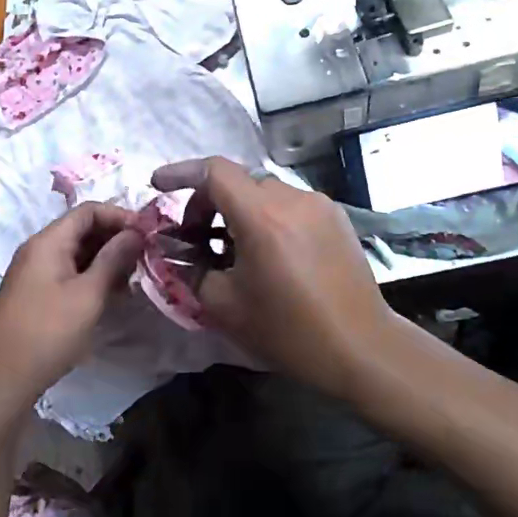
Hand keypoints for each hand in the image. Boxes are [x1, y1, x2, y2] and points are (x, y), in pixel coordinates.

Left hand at [0, 202, 142, 422]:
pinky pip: (69, 271)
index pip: (89, 210)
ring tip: (134, 276)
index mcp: (48, 242)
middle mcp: (38, 250)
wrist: (2, 382)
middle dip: (116, 238)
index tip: (148, 234)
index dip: (121, 216)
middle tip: (145, 256)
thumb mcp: (89, 294)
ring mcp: (34, 272)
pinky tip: (112, 293)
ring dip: (107, 258)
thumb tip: (136, 231)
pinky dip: (92, 275)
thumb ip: (114, 258)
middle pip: (82, 229)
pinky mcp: (35, 293)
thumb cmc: (48, 333)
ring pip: (77, 251)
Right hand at [151, 158, 399, 399]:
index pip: (214, 171)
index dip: (181, 173)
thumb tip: (173, 252)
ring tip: (232, 251)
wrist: (359, 345)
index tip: (157, 185)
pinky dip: (270, 218)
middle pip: (239, 182)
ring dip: (241, 211)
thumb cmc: (288, 330)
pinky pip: (292, 206)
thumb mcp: (225, 306)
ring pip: (266, 194)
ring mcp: (320, 205)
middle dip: (209, 203)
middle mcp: (293, 199)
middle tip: (195, 239)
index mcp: (263, 216)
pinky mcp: (337, 218)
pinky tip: (268, 254)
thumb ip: (190, 270)